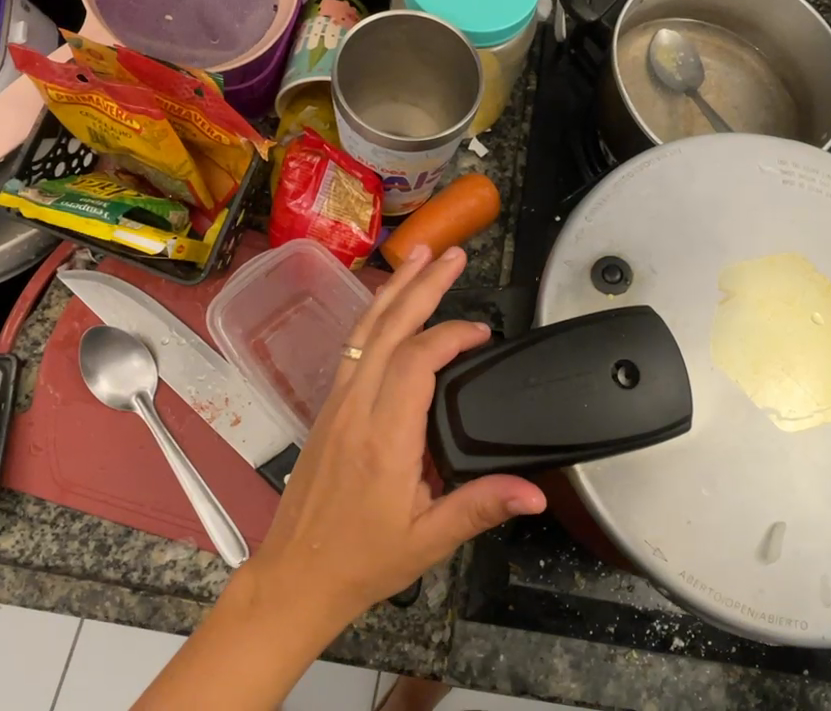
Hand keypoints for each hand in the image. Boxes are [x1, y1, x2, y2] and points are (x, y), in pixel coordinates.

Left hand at [241, 245, 546, 625]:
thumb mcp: (428, 540)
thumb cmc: (360, 560)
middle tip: (451, 253)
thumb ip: (480, 507)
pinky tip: (389, 305)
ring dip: (394, 289)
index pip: (416, 361)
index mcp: (383, 438)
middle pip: (387, 329)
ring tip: (418, 255)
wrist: (295, 576)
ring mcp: (336, 404)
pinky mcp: (328, 408)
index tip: (481, 333)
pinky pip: (353, 347)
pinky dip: (374, 315)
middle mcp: (355, 409)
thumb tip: (535, 492)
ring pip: (364, 330)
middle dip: (422, 285)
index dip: (451, 335)